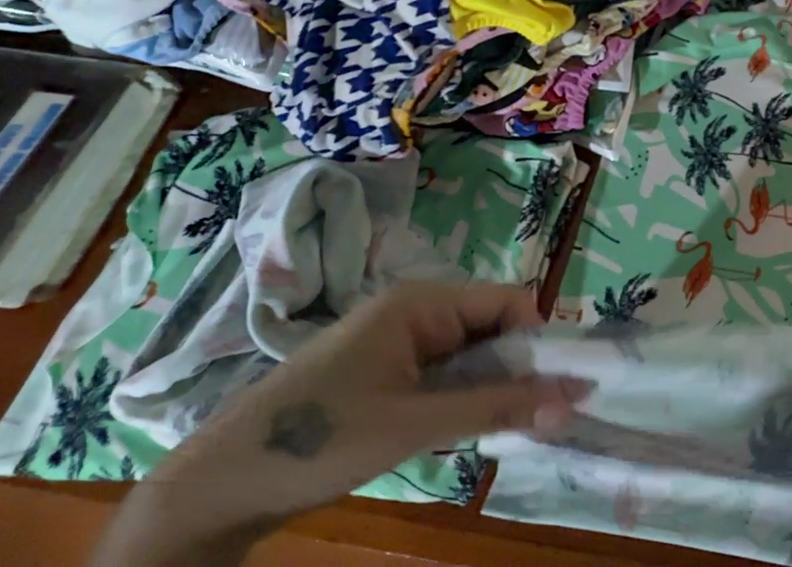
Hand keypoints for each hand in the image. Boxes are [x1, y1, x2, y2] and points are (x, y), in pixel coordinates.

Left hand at [93, 282, 588, 566]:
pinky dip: (463, 401)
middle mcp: (413, 311)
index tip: (558, 388)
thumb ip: (500, 407)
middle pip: (493, 327)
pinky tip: (461, 433)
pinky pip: (445, 376)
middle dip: (519, 370)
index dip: (540, 340)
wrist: (212, 490)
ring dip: (491, 390)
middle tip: (534, 417)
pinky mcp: (383, 374)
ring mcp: (395, 343)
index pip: (511, 301)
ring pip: (472, 356)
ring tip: (498, 430)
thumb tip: (579, 396)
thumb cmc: (319, 441)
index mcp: (420, 302)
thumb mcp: (417, 425)